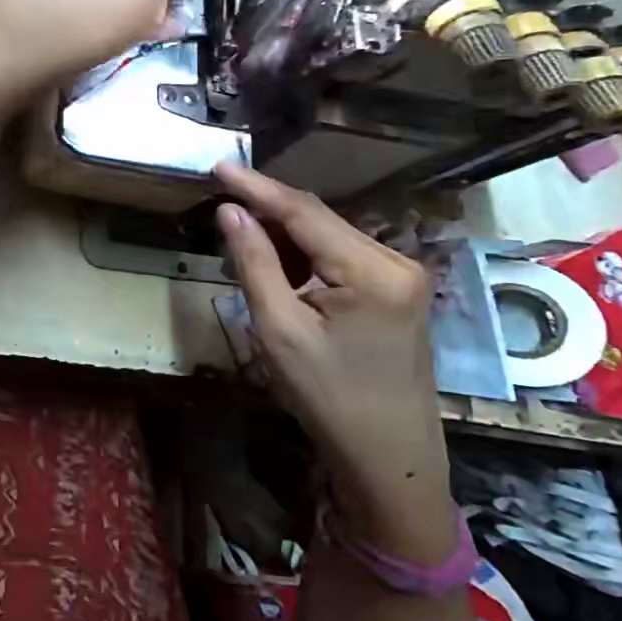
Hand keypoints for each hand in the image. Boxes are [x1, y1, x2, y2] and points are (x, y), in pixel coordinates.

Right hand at [214, 163, 456, 559]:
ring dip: (285, 233)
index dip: (257, 186)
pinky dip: (306, 254)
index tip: (219, 165)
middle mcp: (396, 260)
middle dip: (269, 209)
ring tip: (241, 239)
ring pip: (329, 234)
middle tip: (221, 204)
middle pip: (320, 219)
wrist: (389, 455)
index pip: (303, 212)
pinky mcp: (398, 289)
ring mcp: (402, 274)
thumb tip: (230, 211)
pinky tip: (278, 263)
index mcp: (372, 270)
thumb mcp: (280, 331)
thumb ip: (255, 263)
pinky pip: (342, 255)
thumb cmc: (329, 398)